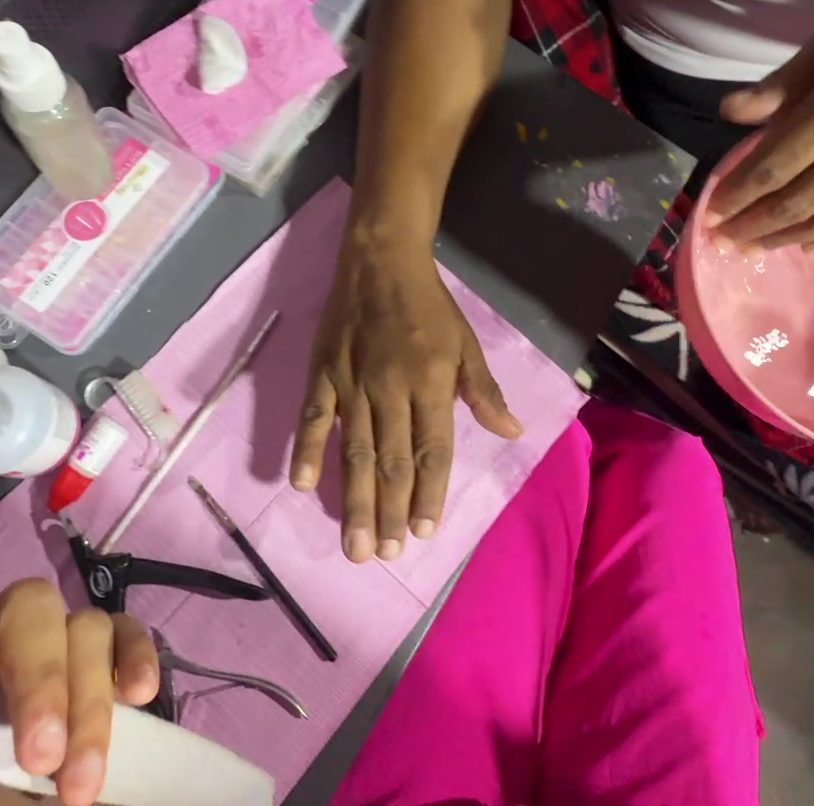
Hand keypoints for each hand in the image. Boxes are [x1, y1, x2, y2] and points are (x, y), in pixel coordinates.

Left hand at [0, 580, 161, 805]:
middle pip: (28, 606)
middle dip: (43, 675)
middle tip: (41, 757)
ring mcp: (52, 669)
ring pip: (86, 627)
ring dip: (90, 701)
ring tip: (78, 787)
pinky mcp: (102, 687)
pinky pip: (127, 640)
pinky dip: (137, 657)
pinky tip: (139, 694)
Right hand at [293, 229, 521, 562]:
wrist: (381, 260)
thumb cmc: (430, 306)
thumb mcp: (466, 343)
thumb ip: (483, 391)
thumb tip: (511, 432)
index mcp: (430, 383)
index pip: (431, 449)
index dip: (429, 492)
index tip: (424, 532)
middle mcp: (391, 389)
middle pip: (392, 460)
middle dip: (389, 511)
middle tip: (383, 554)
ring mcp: (352, 383)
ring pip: (354, 450)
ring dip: (354, 499)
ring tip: (354, 543)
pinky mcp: (322, 373)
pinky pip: (312, 417)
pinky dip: (306, 450)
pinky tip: (302, 485)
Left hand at [707, 0, 813, 249]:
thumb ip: (780, 86)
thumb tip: (728, 113)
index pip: (777, 164)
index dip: (739, 193)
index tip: (711, 212)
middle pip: (801, 200)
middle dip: (755, 225)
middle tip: (724, 241)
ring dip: (789, 237)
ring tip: (756, 248)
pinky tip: (808, 243)